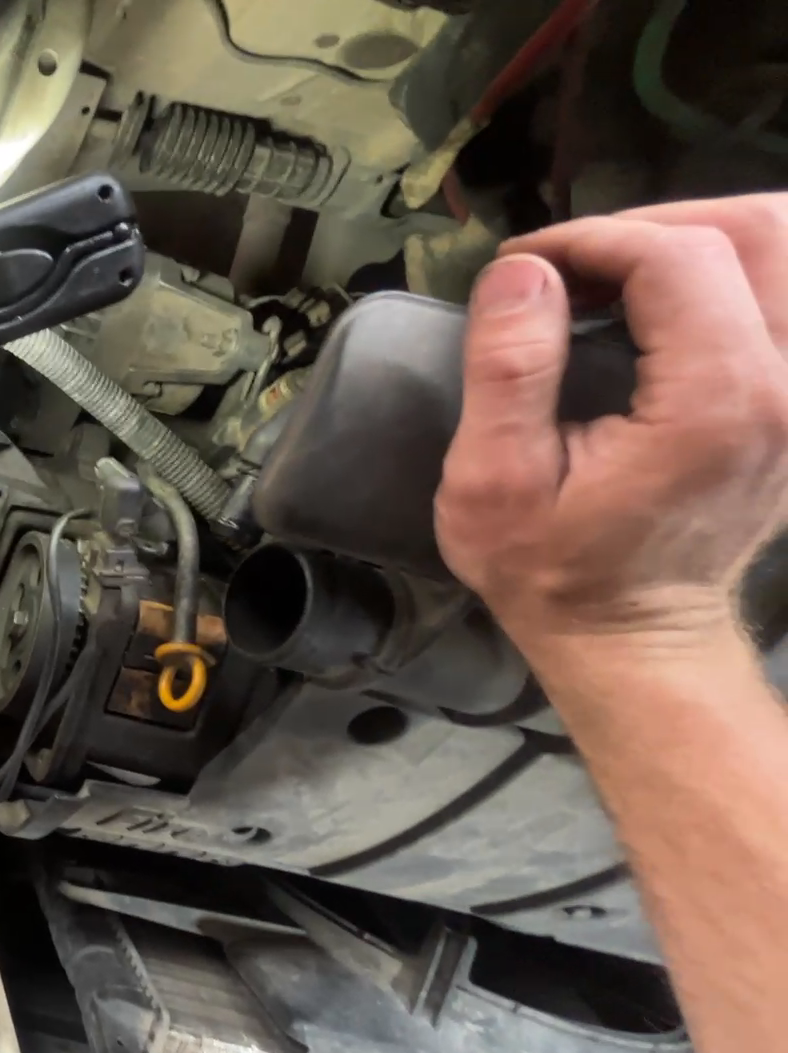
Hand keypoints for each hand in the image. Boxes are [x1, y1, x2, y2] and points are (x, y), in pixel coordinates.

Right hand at [436, 195, 787, 660]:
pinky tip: (663, 299)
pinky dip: (732, 270)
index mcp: (718, 402)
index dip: (589, 240)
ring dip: (696, 238)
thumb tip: (518, 273)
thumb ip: (510, 371)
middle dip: (647, 225)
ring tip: (608, 273)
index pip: (681, 259)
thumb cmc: (540, 560)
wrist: (623, 624)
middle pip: (764, 230)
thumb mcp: (493, 476)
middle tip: (560, 263)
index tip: (515, 264)